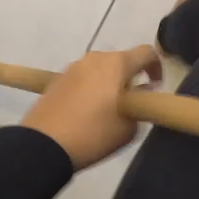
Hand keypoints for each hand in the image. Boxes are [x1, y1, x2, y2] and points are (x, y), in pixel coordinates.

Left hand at [21, 45, 161, 168]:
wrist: (42, 146)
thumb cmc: (93, 134)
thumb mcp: (128, 127)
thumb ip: (141, 106)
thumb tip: (138, 94)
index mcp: (117, 63)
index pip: (146, 52)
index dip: (156, 66)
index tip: (156, 86)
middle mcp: (95, 58)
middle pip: (121, 59)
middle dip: (130, 76)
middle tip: (132, 101)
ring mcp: (73, 67)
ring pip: (100, 68)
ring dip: (109, 81)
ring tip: (108, 107)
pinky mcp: (57, 79)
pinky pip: (83, 78)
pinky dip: (90, 88)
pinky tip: (87, 111)